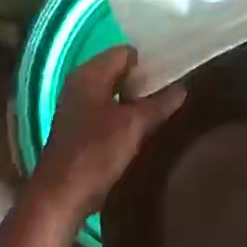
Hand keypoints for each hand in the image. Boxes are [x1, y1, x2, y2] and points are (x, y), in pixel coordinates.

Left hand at [30, 46, 186, 217]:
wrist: (64, 194)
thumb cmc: (96, 152)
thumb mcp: (134, 125)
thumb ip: (159, 104)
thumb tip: (182, 88)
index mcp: (89, 75)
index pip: (124, 53)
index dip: (149, 62)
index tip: (174, 75)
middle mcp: (80, 87)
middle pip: (120, 75)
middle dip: (146, 84)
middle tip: (175, 95)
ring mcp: (79, 111)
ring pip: (116, 99)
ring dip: (138, 106)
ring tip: (166, 115)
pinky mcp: (82, 134)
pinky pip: (110, 119)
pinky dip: (127, 123)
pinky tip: (145, 135)